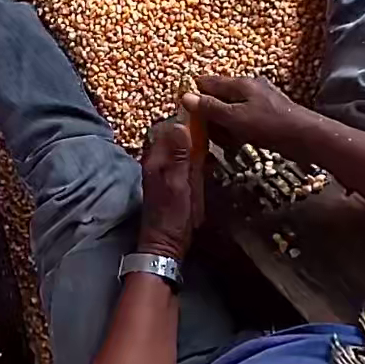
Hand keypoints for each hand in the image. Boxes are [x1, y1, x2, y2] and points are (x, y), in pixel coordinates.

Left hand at [136, 119, 195, 259]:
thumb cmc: (172, 216)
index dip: (185, 123)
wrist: (165, 244)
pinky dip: (194, 165)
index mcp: (155, 160)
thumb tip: (180, 125)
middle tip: (209, 141)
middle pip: (175, 139)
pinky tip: (204, 168)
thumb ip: (179, 156)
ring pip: (181, 152)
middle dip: (192, 139)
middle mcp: (156, 162)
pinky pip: (184, 165)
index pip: (168, 129)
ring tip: (207, 158)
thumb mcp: (179, 183)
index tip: (204, 120)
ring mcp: (163, 172)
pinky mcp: (171, 182)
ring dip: (194, 153)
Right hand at [183, 76, 322, 161]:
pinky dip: (236, 128)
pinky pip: (243, 117)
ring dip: (222, 123)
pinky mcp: (268, 113)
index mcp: (239, 83)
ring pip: (231, 108)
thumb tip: (185, 96)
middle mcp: (249, 86)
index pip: (207, 82)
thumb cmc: (269, 126)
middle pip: (219, 95)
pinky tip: (236, 141)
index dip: (193, 93)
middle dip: (208, 112)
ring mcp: (260, 99)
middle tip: (201, 131)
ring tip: (220, 139)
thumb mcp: (235, 118)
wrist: (307, 138)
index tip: (182, 109)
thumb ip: (210, 108)